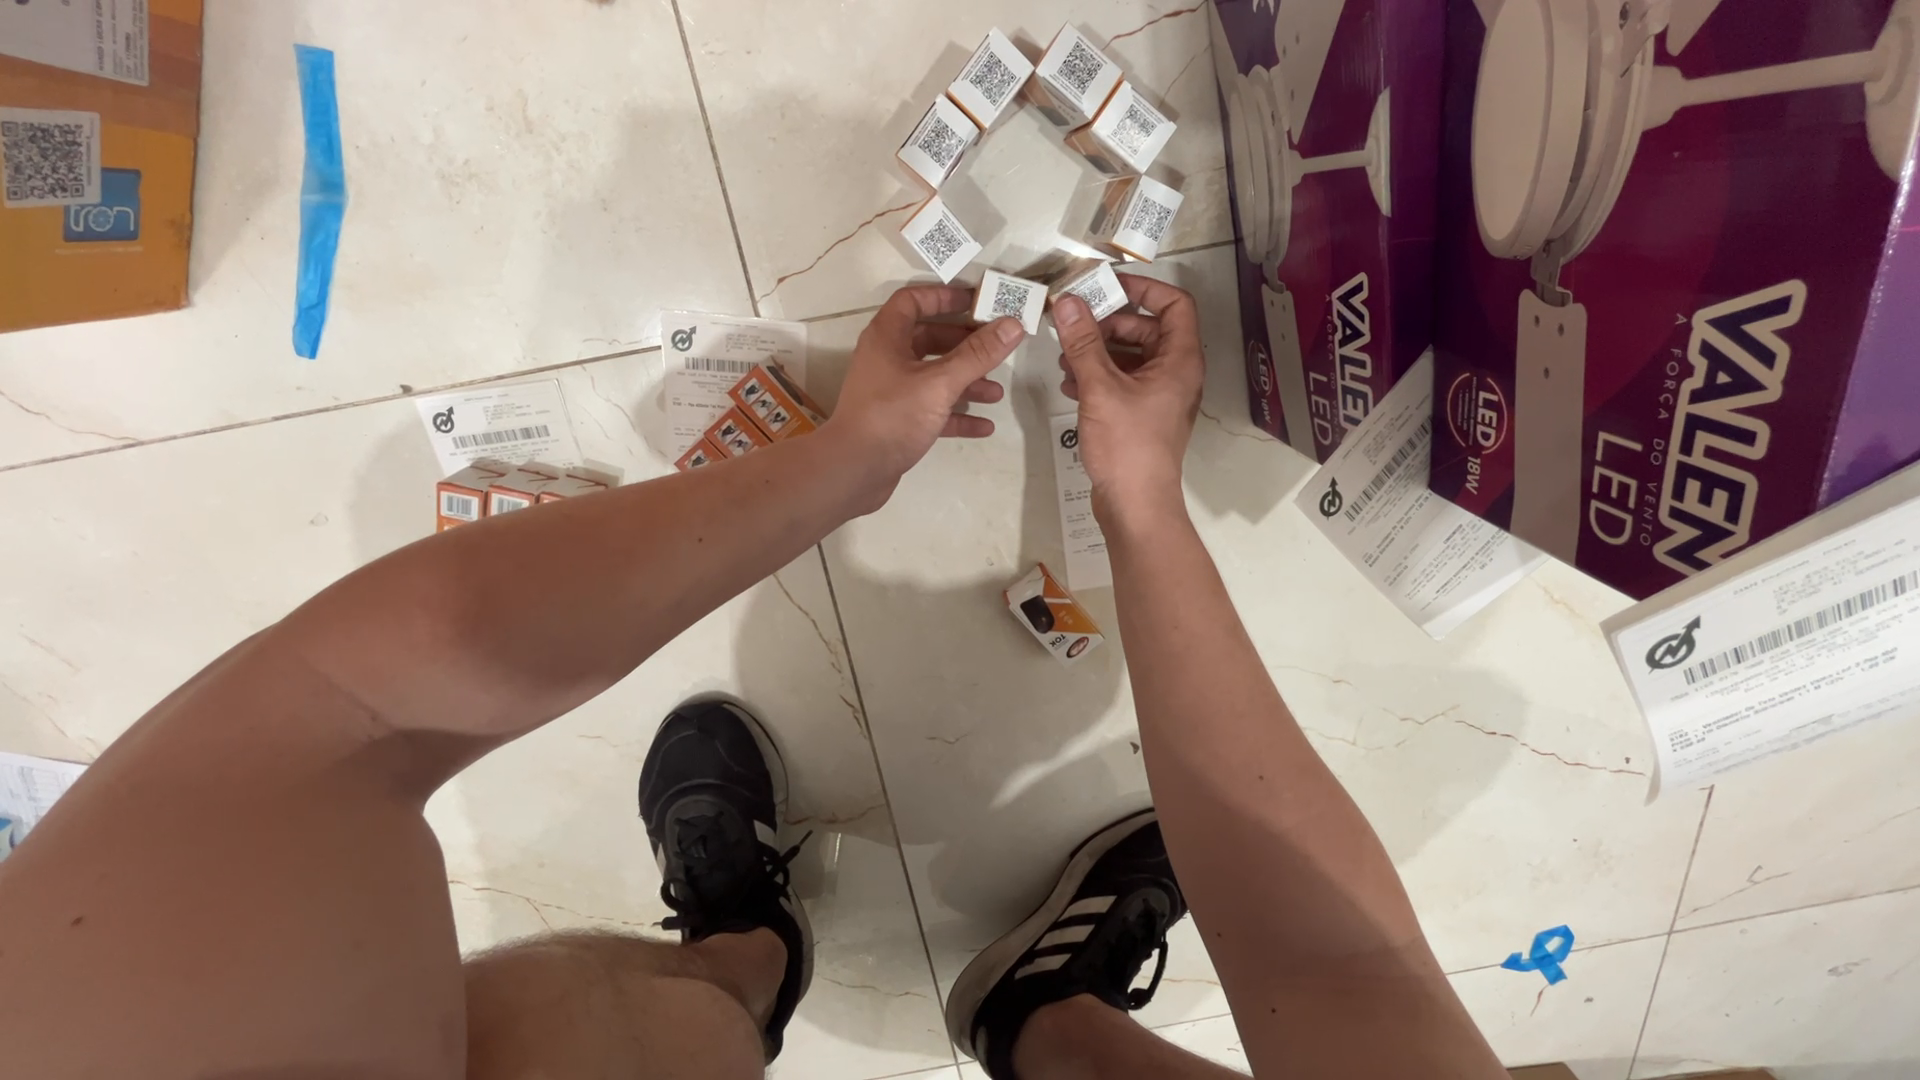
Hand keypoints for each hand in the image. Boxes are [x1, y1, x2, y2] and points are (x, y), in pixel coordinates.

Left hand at [825, 285, 1022, 505]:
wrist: (854, 471)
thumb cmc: (893, 416)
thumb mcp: (940, 382)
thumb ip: (978, 354)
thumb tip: (1014, 324)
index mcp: (887, 337)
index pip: (913, 301)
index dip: (944, 297)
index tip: (976, 301)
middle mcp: (887, 360)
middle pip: (929, 340)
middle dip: (965, 345)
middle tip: (997, 349)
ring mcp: (891, 393)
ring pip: (934, 378)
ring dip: (966, 382)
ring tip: (995, 393)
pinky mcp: (898, 423)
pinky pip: (933, 411)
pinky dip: (957, 415)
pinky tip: (984, 426)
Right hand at [1055, 274, 1204, 525]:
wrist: (1135, 503)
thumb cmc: (1127, 444)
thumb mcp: (1100, 388)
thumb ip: (1083, 343)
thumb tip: (1068, 303)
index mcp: (1179, 359)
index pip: (1174, 304)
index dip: (1143, 289)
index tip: (1107, 288)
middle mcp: (1176, 374)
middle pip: (1147, 329)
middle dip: (1109, 324)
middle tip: (1075, 326)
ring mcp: (1159, 397)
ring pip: (1131, 358)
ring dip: (1098, 352)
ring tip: (1064, 358)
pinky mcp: (1142, 417)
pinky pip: (1122, 383)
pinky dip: (1098, 378)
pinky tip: (1069, 385)